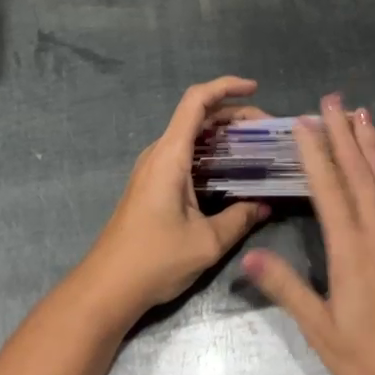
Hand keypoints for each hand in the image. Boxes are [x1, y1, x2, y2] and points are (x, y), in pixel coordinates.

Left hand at [80, 76, 271, 315]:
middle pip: (198, 116)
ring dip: (223, 135)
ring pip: (192, 136)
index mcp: (170, 154)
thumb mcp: (206, 242)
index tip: (255, 89)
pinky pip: (185, 155)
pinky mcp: (152, 185)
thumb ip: (239, 218)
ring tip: (256, 149)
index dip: (225, 86)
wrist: (106, 288)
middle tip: (268, 132)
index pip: (196, 101)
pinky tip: (231, 172)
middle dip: (234, 116)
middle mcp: (160, 153)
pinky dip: (211, 153)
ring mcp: (153, 169)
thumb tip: (264, 205)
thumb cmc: (153, 260)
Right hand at [242, 96, 374, 374]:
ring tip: (362, 114)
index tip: (303, 121)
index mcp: (352, 249)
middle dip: (343, 132)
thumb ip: (287, 289)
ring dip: (372, 145)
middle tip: (332, 99)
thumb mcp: (321, 330)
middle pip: (360, 172)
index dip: (315, 152)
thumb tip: (249, 257)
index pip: (329, 188)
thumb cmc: (371, 361)